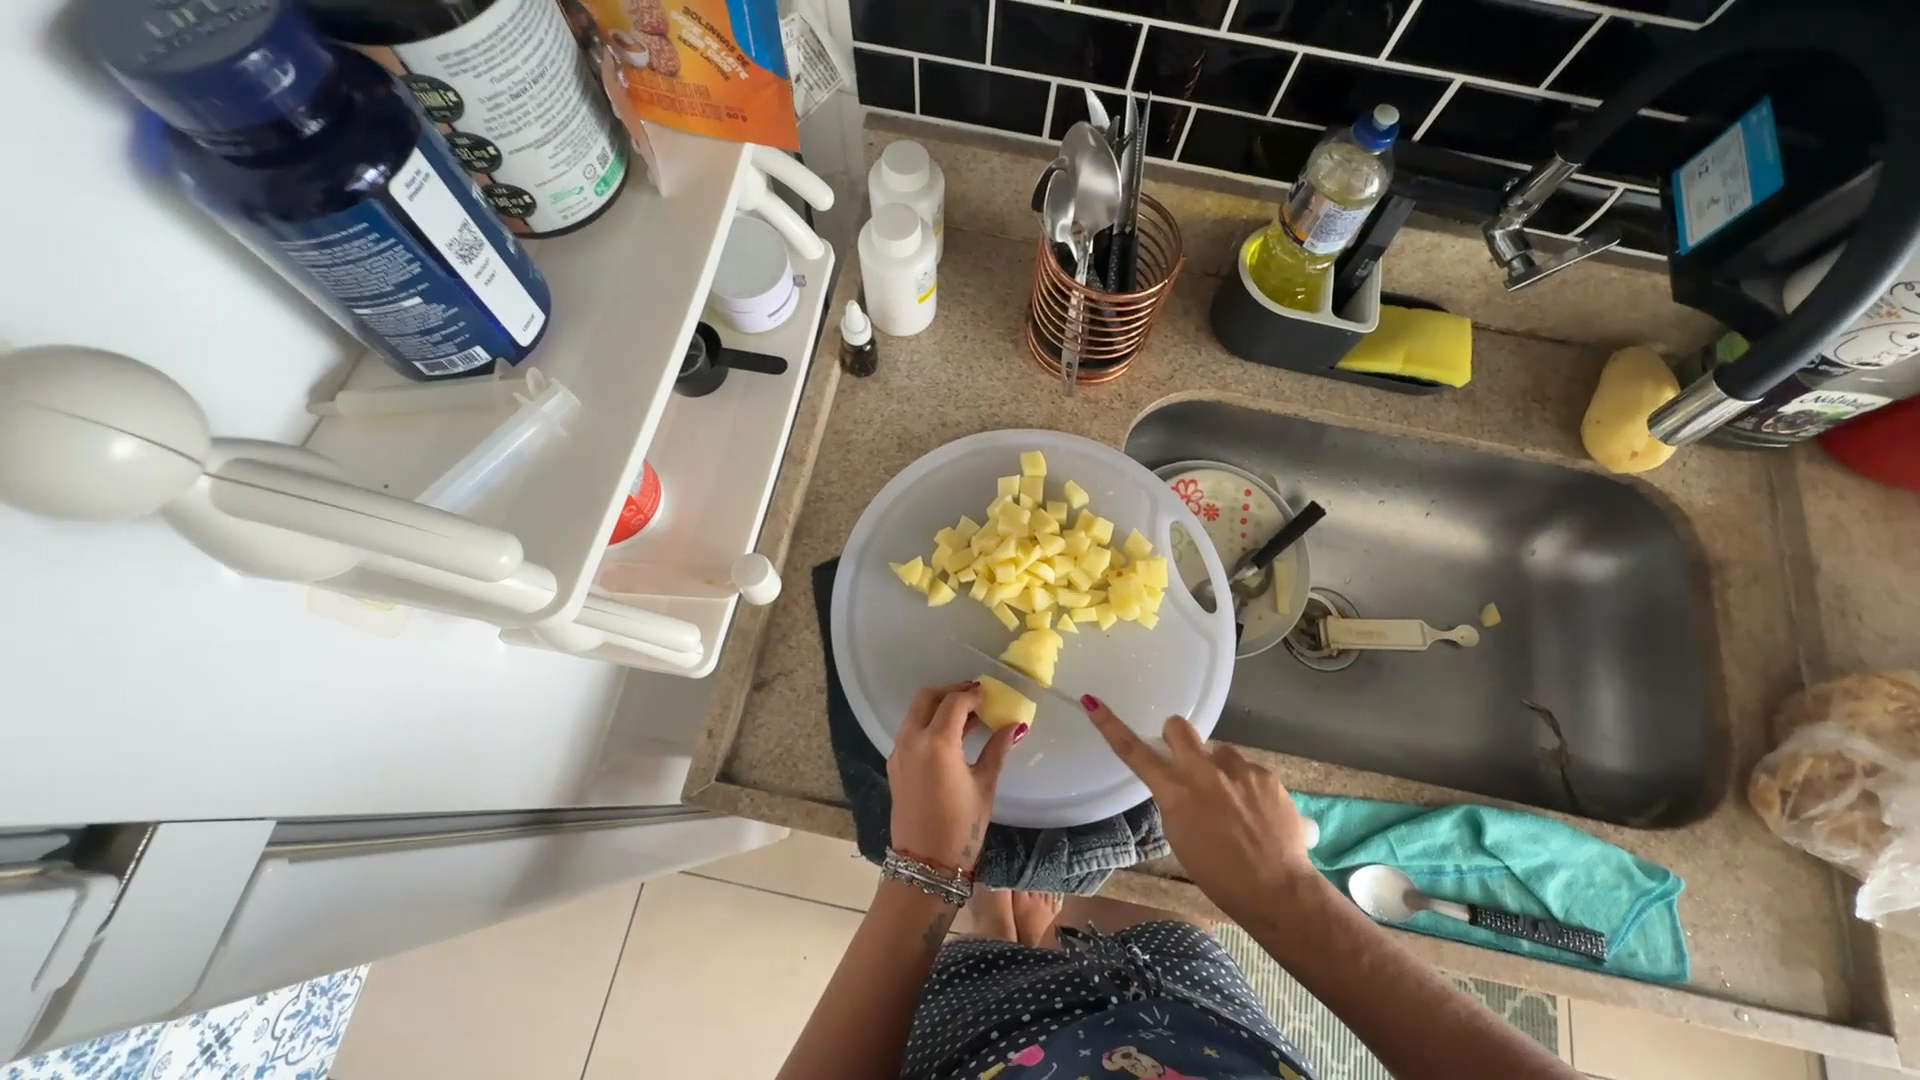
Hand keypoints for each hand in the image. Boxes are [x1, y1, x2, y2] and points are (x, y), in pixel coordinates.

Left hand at [887, 682, 1023, 873]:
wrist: (925, 862)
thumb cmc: (961, 826)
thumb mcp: (984, 786)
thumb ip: (997, 750)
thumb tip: (1014, 726)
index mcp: (937, 742)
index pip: (954, 703)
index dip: (973, 695)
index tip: (989, 694)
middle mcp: (912, 740)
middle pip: (926, 698)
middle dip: (949, 692)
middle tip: (973, 697)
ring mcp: (899, 752)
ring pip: (914, 713)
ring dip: (937, 707)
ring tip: (965, 717)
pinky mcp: (894, 766)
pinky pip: (909, 732)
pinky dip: (927, 724)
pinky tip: (949, 738)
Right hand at [1082, 696, 1317, 922]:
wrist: (1276, 891)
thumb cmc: (1218, 875)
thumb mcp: (1180, 838)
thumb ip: (1175, 802)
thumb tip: (1180, 786)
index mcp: (1176, 793)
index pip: (1134, 752)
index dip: (1110, 726)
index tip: (1093, 702)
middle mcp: (1204, 773)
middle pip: (1178, 727)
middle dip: (1177, 739)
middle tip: (1188, 765)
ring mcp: (1239, 770)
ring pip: (1219, 751)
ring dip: (1219, 769)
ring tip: (1234, 804)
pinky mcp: (1267, 774)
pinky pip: (1248, 770)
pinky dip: (1247, 786)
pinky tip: (1257, 813)